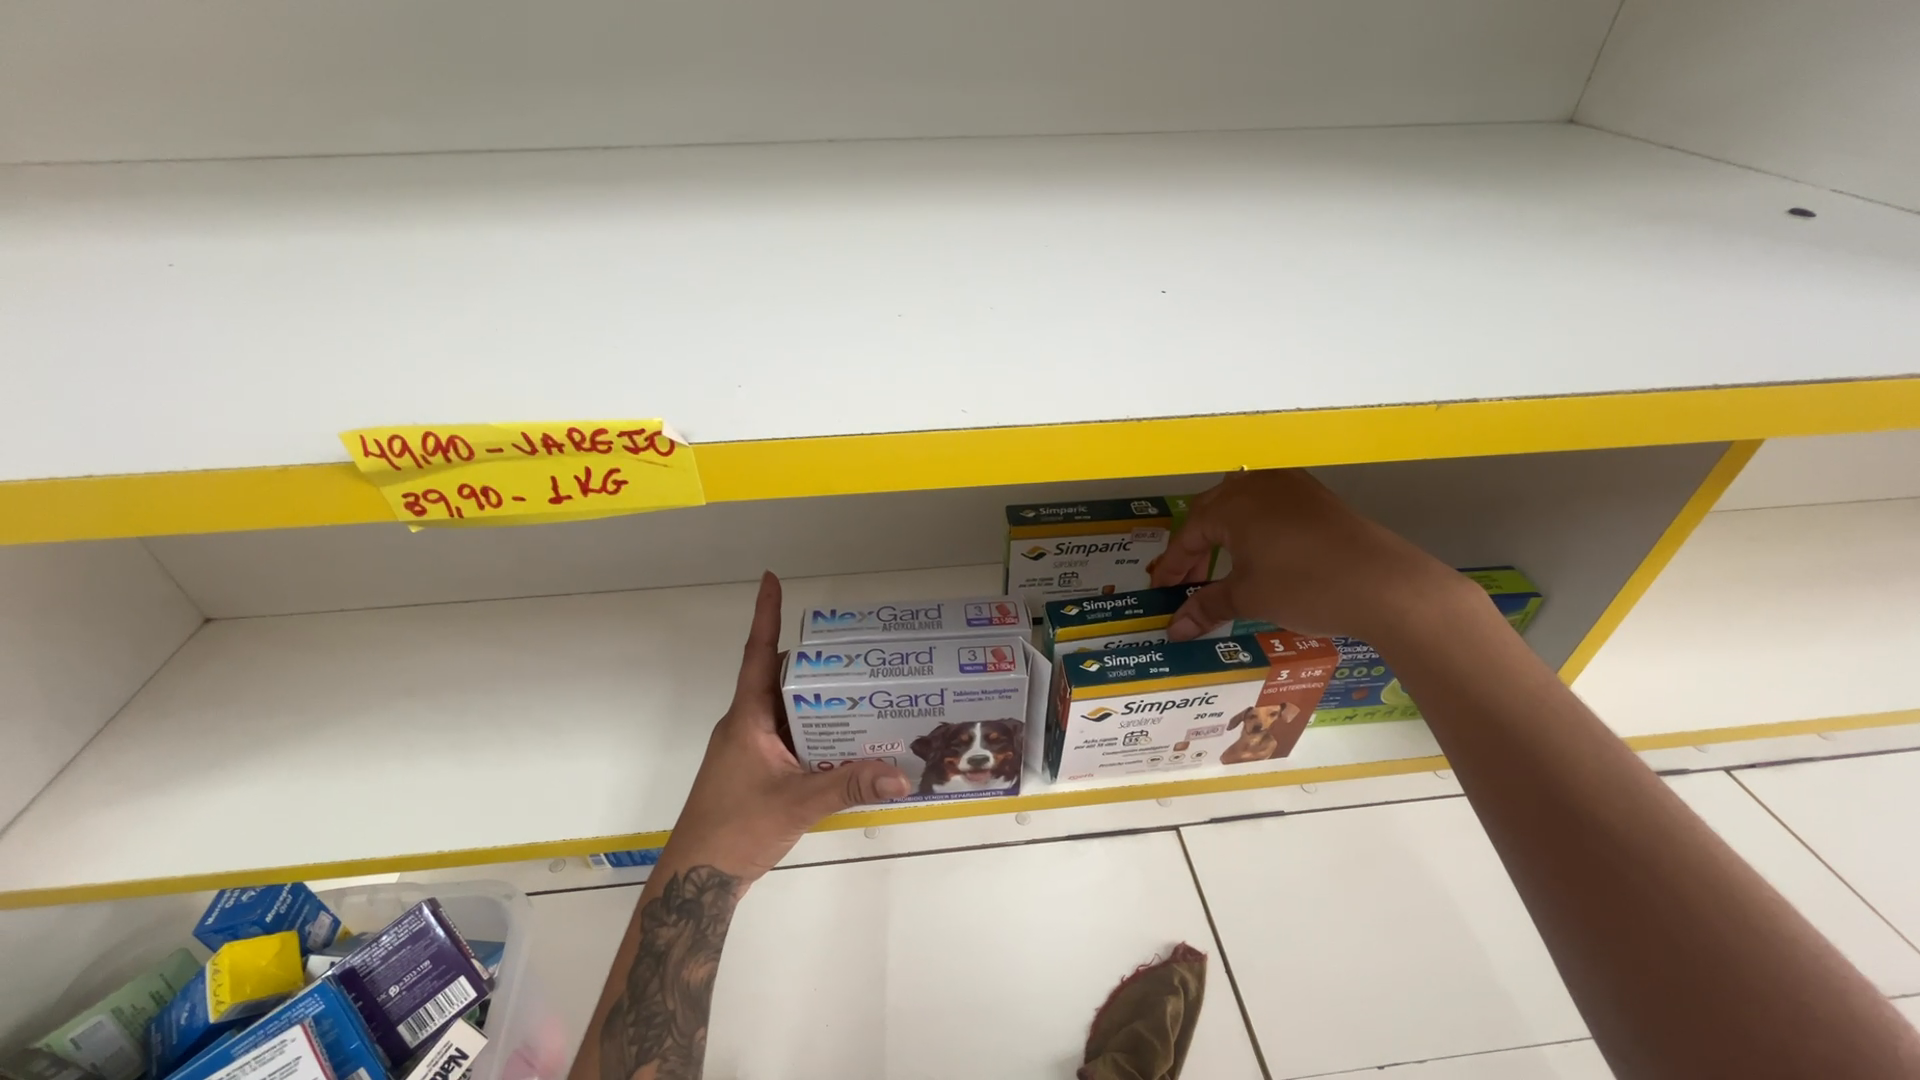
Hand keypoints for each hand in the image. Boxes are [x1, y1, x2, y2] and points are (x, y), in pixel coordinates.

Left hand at [661, 572, 910, 883]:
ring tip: (864, 690)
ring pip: (789, 711)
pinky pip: (791, 737)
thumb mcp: (798, 803)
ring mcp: (750, 749)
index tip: (772, 579)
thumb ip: (849, 784)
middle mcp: (747, 725)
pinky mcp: (757, 771)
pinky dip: (816, 732)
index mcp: (747, 718)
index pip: (758, 654)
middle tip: (857, 649)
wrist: (697, 878)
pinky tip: (847, 741)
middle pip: (781, 680)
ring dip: (820, 701)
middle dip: (816, 662)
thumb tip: (901, 774)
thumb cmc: (736, 828)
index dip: (766, 615)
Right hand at [1149, 469, 1470, 643]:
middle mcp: (1258, 484)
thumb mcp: (1249, 598)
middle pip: (1211, 511)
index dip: (1172, 566)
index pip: (1188, 533)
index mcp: (1232, 504)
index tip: (1160, 591)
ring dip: (1223, 532)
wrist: (1385, 584)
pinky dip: (1254, 527)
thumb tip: (1174, 629)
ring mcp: (1292, 486)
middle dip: (1194, 546)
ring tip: (1216, 564)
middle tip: (1184, 581)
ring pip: (1242, 503)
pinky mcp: (1318, 498)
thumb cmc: (1305, 586)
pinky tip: (1258, 551)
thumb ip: (1206, 606)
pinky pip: (1271, 506)